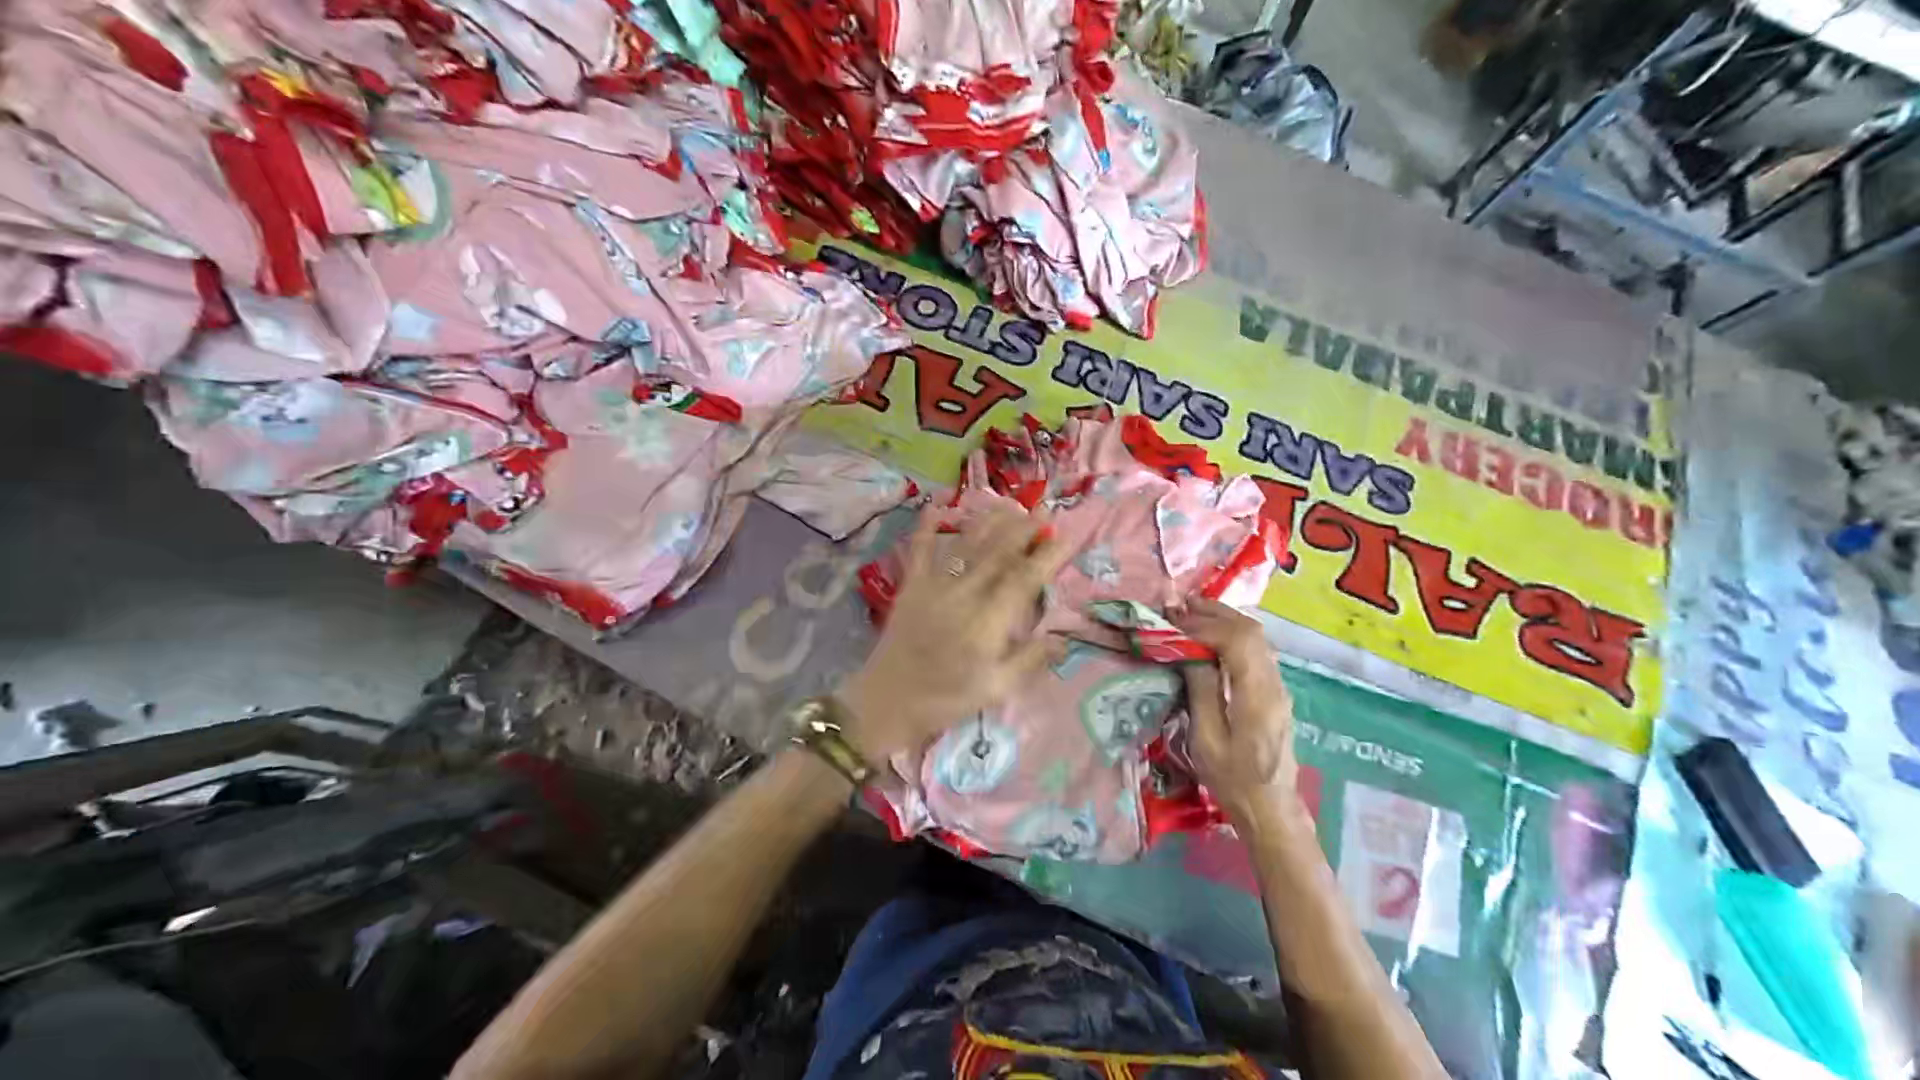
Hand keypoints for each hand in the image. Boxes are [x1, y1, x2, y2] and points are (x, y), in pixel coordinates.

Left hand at [837, 504, 1072, 760]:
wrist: (887, 700)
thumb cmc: (946, 699)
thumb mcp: (996, 689)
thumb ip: (1030, 660)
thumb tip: (1063, 637)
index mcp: (989, 621)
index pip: (1025, 578)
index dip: (1048, 555)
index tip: (1068, 537)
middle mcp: (964, 594)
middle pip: (999, 552)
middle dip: (1024, 529)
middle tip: (1045, 514)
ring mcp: (935, 585)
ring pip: (967, 544)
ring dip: (990, 521)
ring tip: (1010, 505)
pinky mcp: (911, 585)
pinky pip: (920, 548)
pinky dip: (928, 524)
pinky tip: (938, 502)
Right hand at [1175, 598, 1306, 842]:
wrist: (1270, 807)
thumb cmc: (1233, 780)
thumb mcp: (1206, 740)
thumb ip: (1201, 691)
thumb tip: (1190, 653)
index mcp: (1258, 697)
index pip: (1238, 641)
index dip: (1203, 627)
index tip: (1172, 627)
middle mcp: (1274, 684)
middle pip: (1251, 631)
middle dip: (1213, 613)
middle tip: (1177, 608)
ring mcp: (1277, 685)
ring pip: (1255, 637)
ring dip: (1222, 620)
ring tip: (1188, 617)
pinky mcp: (1273, 690)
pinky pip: (1254, 649)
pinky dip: (1229, 634)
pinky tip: (1207, 639)